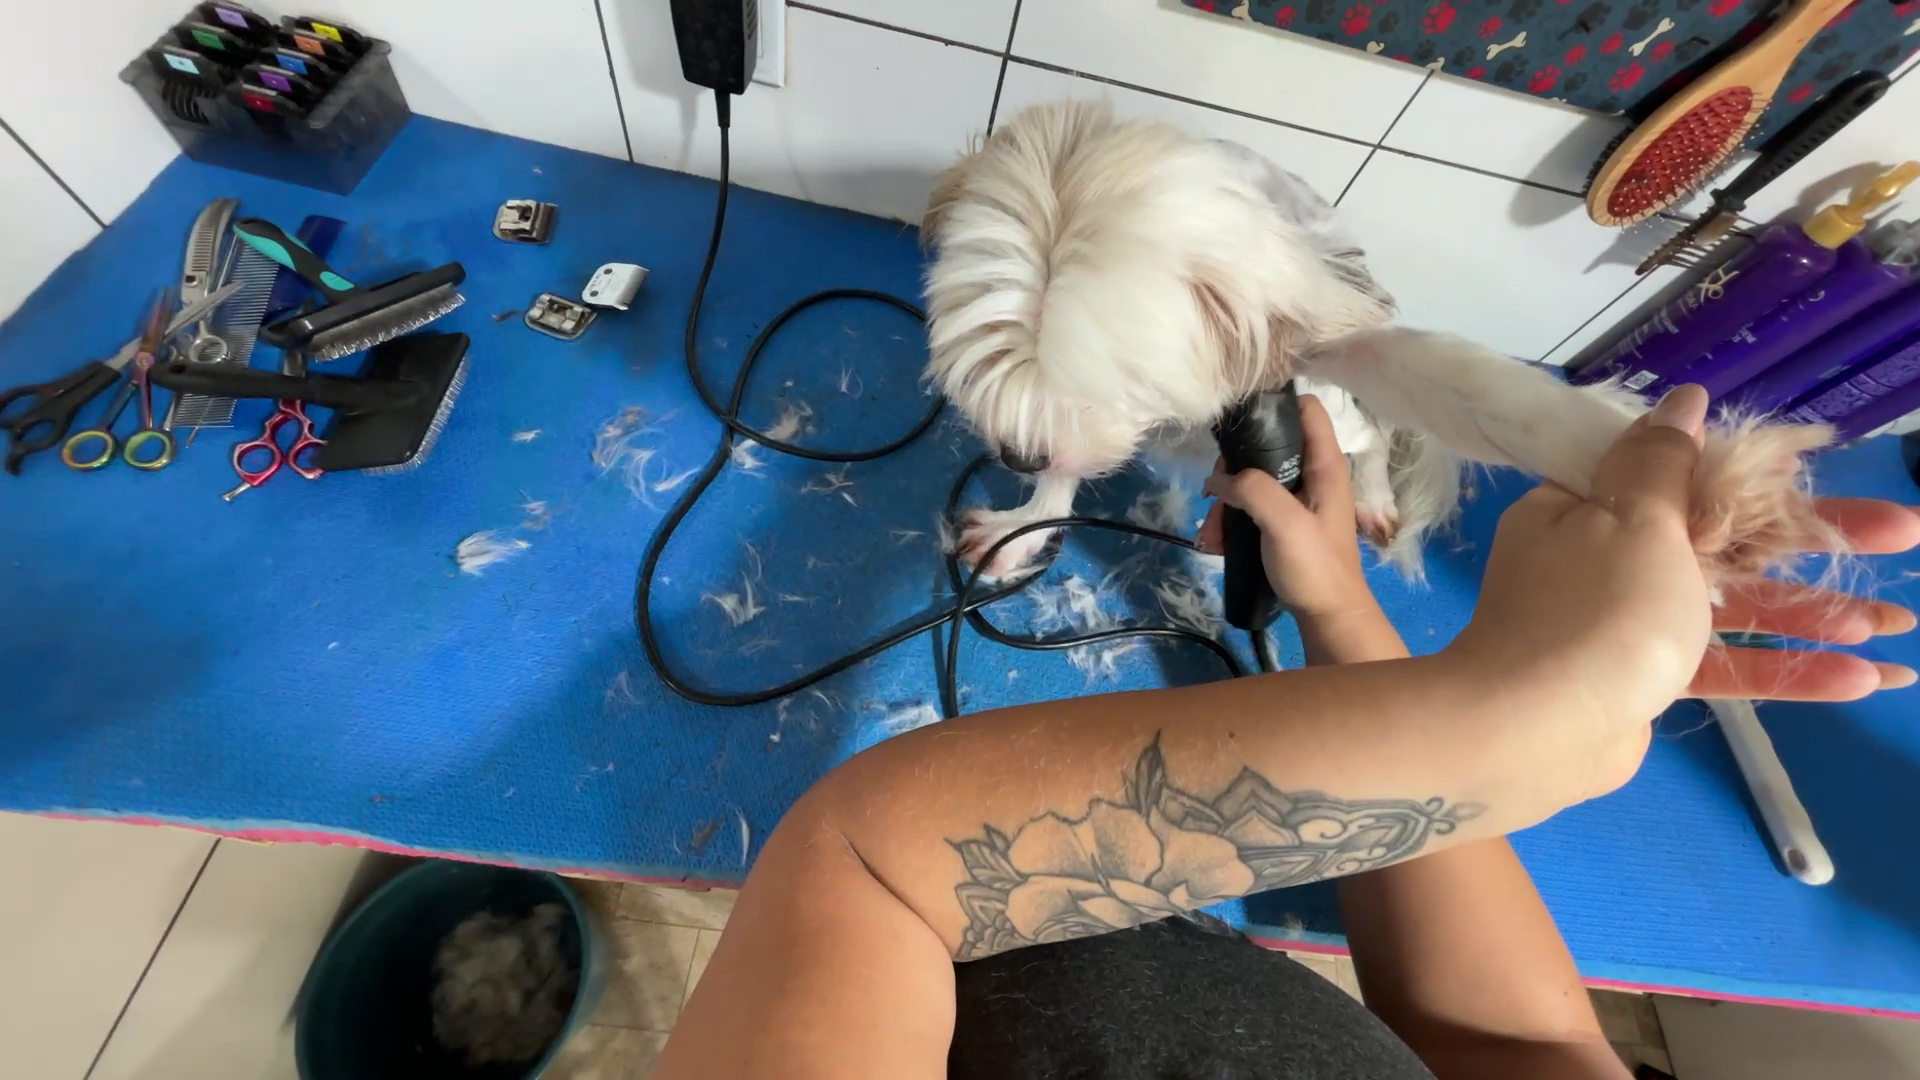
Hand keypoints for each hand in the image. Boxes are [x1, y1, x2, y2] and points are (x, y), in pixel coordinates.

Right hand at [1196, 394, 1379, 625]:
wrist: (1327, 617)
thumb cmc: (1315, 568)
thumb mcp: (1284, 523)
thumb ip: (1253, 490)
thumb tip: (1218, 479)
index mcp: (1325, 466)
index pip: (1307, 410)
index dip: (1275, 404)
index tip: (1239, 419)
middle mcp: (1311, 476)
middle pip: (1266, 447)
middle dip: (1233, 468)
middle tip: (1216, 493)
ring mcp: (1296, 500)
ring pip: (1251, 480)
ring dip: (1225, 502)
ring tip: (1212, 533)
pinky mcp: (1281, 523)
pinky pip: (1248, 508)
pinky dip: (1229, 521)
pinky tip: (1216, 542)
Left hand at [1452, 385, 1916, 801]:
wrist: (1533, 725)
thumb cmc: (1593, 611)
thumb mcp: (1630, 518)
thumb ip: (1659, 463)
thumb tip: (1677, 401)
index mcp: (1573, 513)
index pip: (1662, 477)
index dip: (1740, 474)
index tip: (1812, 470)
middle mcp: (1588, 561)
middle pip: (1706, 538)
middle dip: (1800, 538)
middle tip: (1902, 532)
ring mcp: (1610, 622)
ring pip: (1719, 604)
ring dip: (1805, 610)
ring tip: (1893, 625)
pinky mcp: (1632, 676)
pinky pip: (1715, 664)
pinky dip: (1781, 667)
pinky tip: (1864, 677)